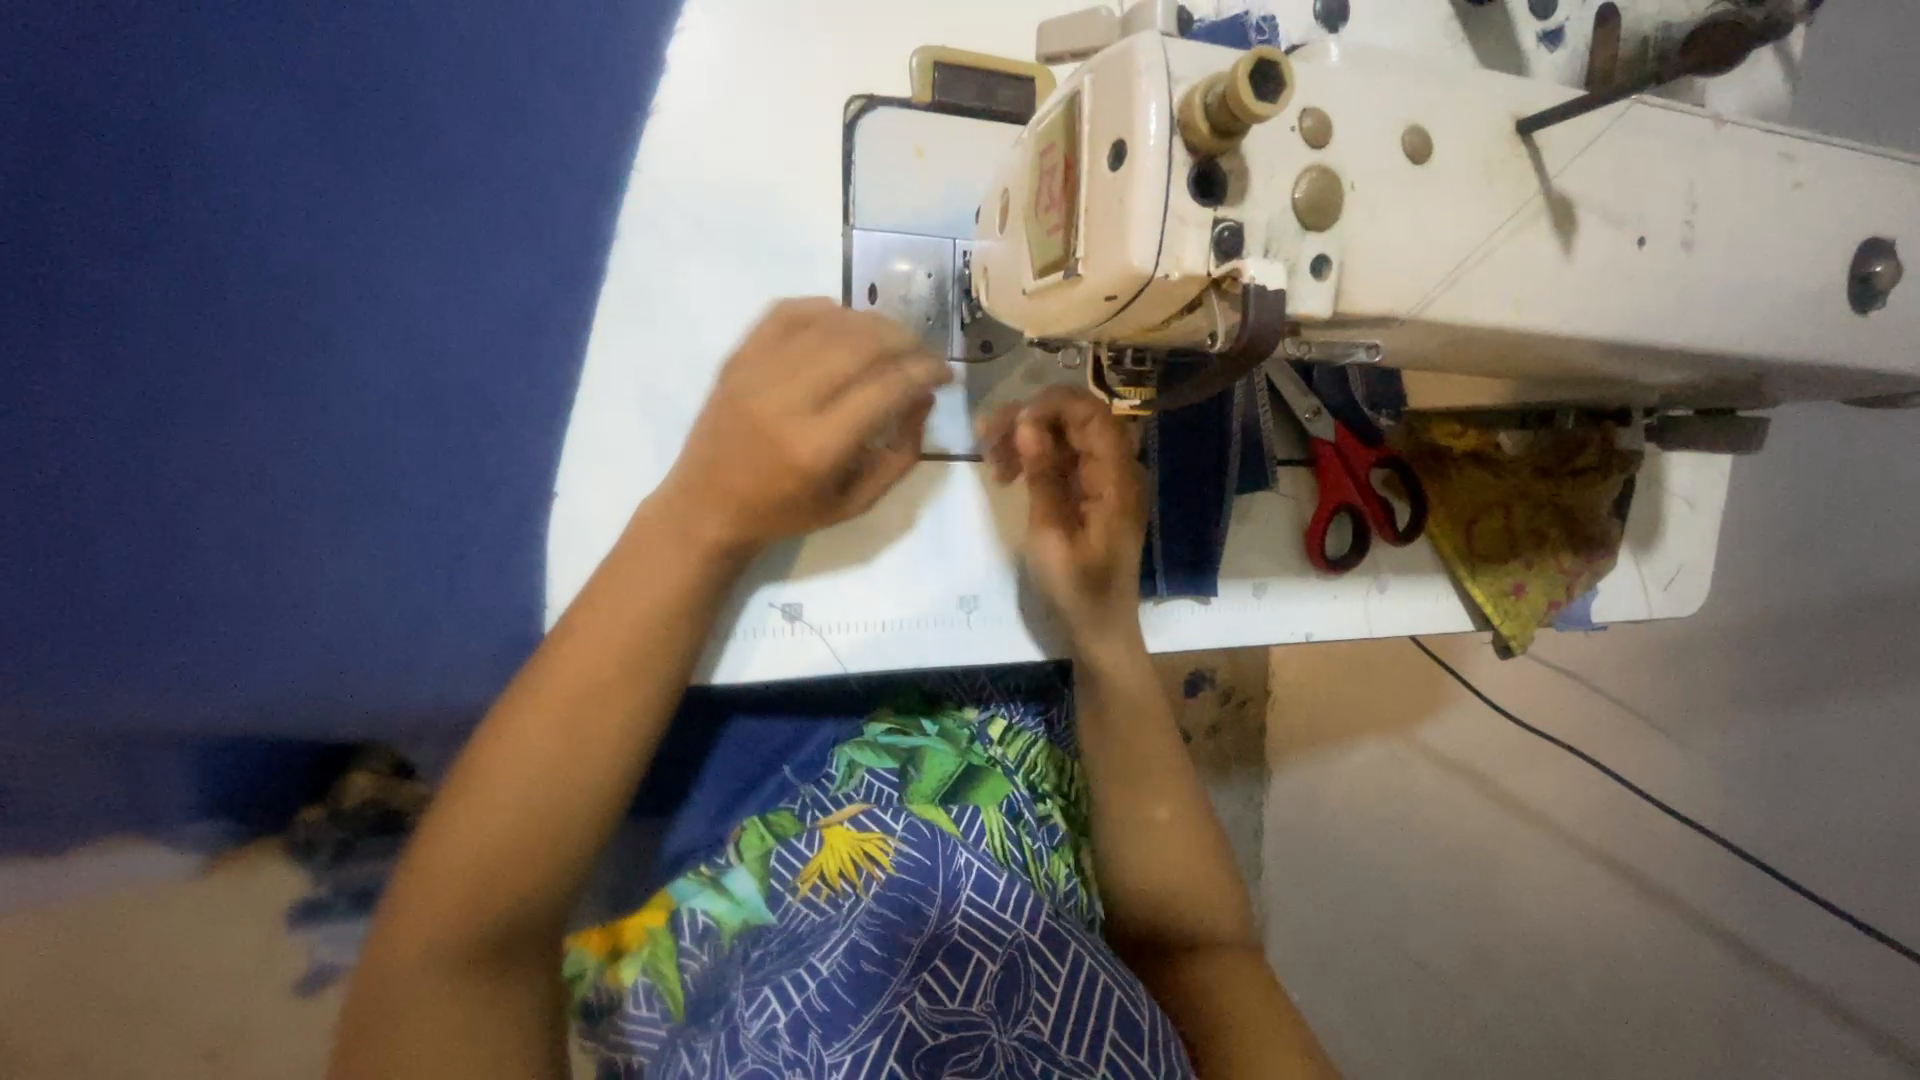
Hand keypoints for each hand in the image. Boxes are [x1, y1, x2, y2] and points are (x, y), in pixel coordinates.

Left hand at [654, 298, 951, 553]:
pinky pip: (788, 311)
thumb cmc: (788, 512)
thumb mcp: (856, 502)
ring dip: (873, 323)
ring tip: (892, 339)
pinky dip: (826, 310)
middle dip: (906, 340)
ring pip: (829, 322)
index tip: (944, 374)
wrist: (708, 506)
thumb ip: (900, 453)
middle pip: (862, 344)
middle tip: (923, 353)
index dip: (926, 372)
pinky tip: (845, 325)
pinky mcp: (737, 357)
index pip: (887, 388)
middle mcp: (786, 402)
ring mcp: (756, 373)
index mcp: (818, 448)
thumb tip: (924, 397)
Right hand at [979, 386, 1147, 654]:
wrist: (1099, 630)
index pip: (1092, 414)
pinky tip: (1008, 473)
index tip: (1010, 424)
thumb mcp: (1051, 535)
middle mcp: (1116, 470)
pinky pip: (1065, 459)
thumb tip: (1028, 422)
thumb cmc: (1076, 590)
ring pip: (1067, 436)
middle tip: (987, 438)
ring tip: (991, 460)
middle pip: (1077, 419)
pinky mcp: (1091, 494)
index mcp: (1116, 479)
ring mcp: (1104, 482)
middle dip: (1031, 418)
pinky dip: (1035, 458)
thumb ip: (1043, 476)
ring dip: (1028, 437)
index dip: (1050, 405)